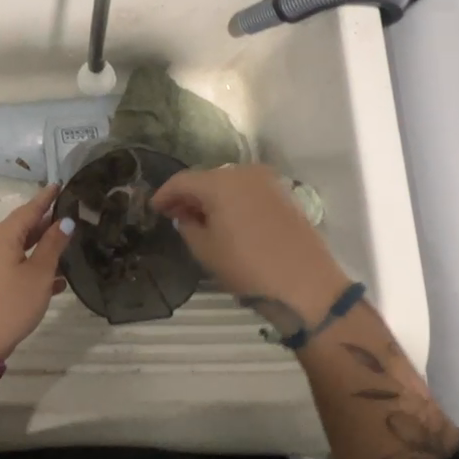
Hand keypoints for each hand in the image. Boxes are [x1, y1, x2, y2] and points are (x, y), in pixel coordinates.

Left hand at [0, 184, 71, 356]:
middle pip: (21, 227)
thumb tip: (64, 222)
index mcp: (0, 236)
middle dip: (45, 225)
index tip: (59, 185)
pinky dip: (30, 266)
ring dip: (41, 249)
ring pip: (17, 247)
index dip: (46, 199)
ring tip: (68, 249)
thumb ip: (53, 245)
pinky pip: (11, 264)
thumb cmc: (12, 304)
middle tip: (70, 219)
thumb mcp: (39, 274)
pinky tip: (55, 280)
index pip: (28, 210)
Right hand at [151, 165, 350, 330]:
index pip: (182, 181)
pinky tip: (227, 221)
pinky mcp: (284, 196)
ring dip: (212, 199)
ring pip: (229, 184)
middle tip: (174, 215)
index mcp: (220, 182)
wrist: (306, 285)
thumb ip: (187, 226)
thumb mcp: (205, 250)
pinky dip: (233, 202)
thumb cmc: (247, 267)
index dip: (163, 194)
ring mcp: (269, 182)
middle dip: (189, 195)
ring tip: (200, 221)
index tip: (153, 209)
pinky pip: (248, 192)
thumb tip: (185, 216)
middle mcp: (245, 173)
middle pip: (207, 178)